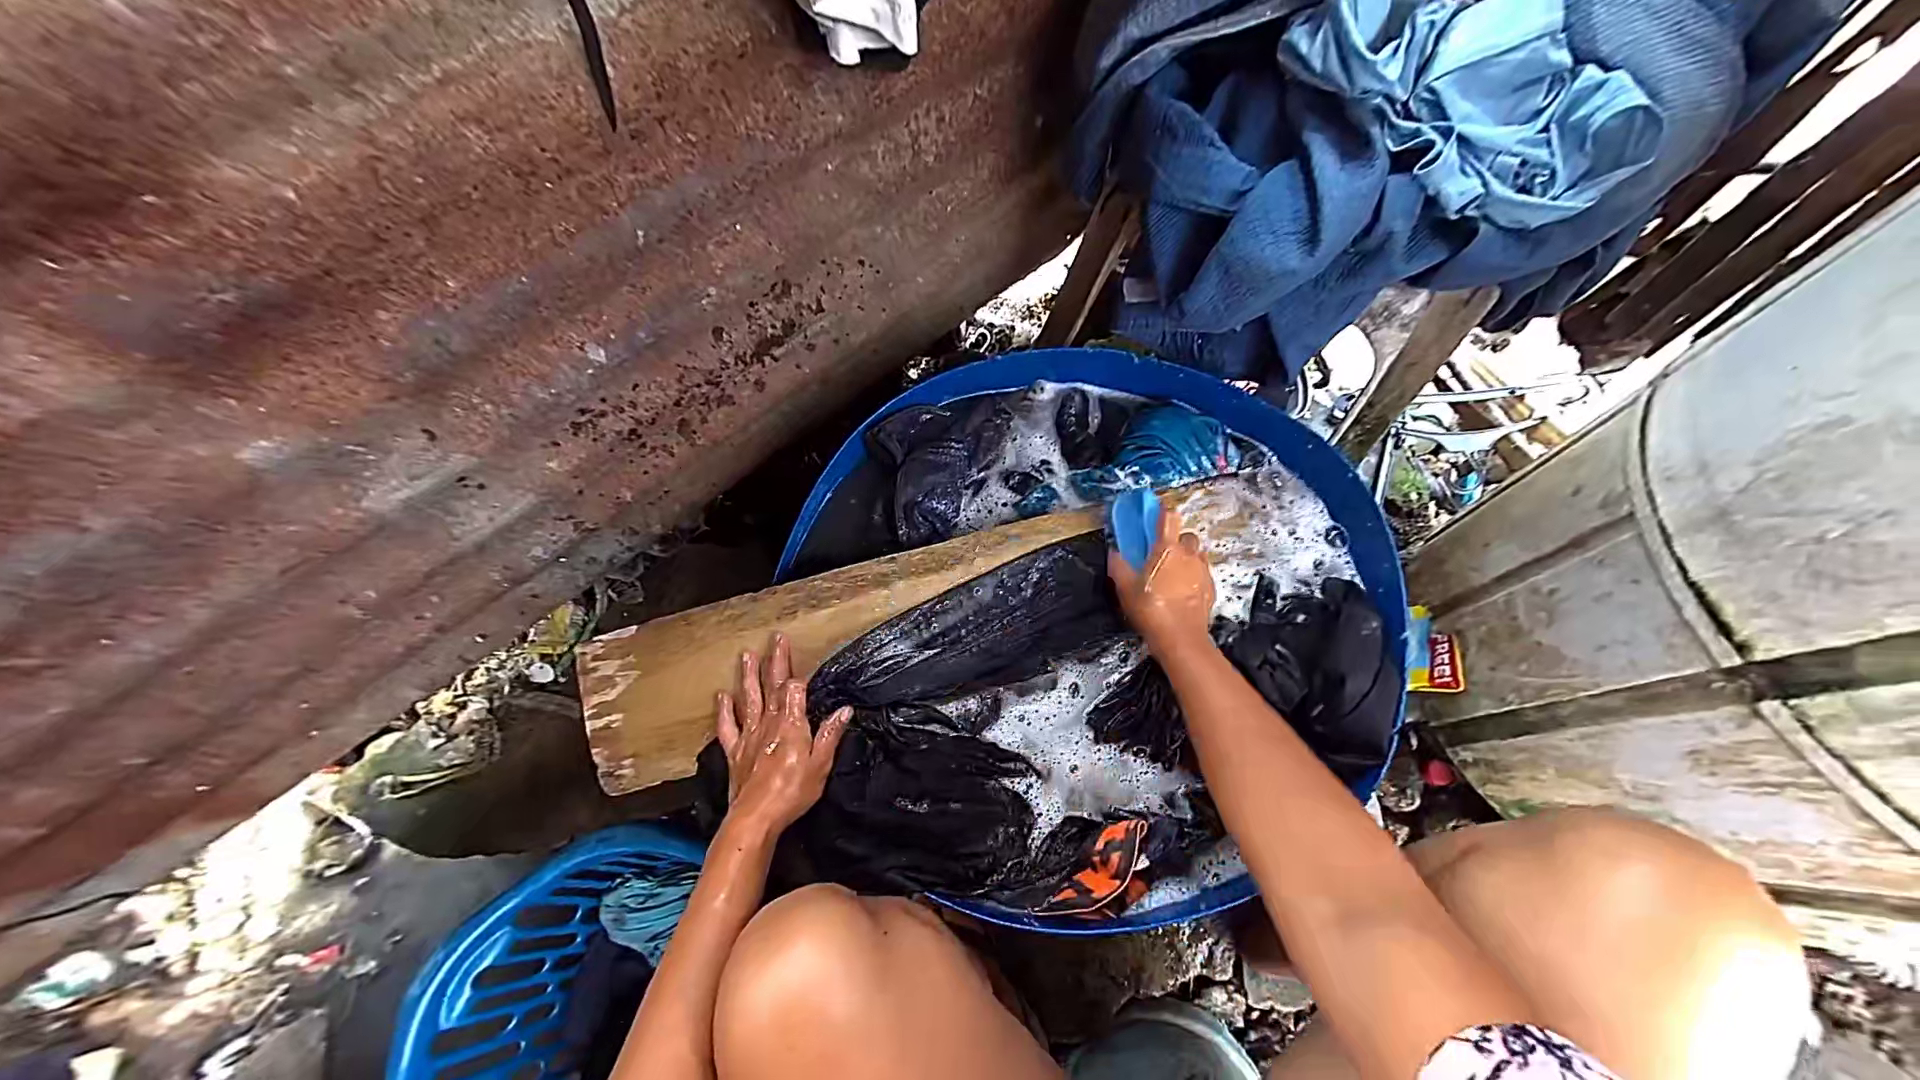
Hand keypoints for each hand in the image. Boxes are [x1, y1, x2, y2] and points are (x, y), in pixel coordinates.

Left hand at [715, 633, 851, 836]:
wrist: (755, 817)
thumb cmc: (792, 792)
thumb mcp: (821, 764)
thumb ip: (830, 734)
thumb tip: (844, 709)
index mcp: (791, 724)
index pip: (794, 689)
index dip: (799, 676)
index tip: (803, 661)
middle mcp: (769, 723)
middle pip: (772, 685)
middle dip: (775, 660)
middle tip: (775, 638)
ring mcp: (749, 735)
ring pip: (748, 698)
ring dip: (748, 675)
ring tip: (746, 655)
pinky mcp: (735, 751)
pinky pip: (728, 725)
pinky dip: (724, 710)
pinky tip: (721, 696)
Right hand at [1108, 504, 1215, 655]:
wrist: (1180, 639)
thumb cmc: (1151, 610)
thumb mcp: (1125, 588)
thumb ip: (1119, 566)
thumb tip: (1114, 553)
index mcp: (1166, 549)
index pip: (1168, 517)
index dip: (1161, 512)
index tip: (1153, 515)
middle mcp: (1188, 554)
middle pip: (1185, 535)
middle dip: (1174, 539)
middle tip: (1160, 552)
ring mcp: (1202, 570)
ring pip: (1196, 553)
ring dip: (1186, 557)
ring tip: (1171, 572)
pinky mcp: (1210, 587)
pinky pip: (1202, 572)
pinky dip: (1193, 575)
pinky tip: (1181, 589)